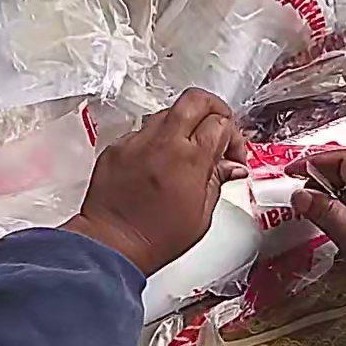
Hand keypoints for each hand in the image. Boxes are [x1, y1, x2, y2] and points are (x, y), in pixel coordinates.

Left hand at [63, 89, 250, 274]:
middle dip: (214, 109)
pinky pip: (141, 132)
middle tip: (218, 129)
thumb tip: (231, 166)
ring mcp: (136, 142)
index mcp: (190, 159)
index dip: (233, 137)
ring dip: (183, 124)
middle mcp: (162, 143)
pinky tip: (158, 163)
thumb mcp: (201, 215)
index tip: (232, 155)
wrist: (112, 244)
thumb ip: (217, 181)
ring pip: (167, 112)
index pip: (221, 124)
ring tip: (187, 150)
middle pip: (195, 100)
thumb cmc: (155, 238)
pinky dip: (155, 141)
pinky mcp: (116, 148)